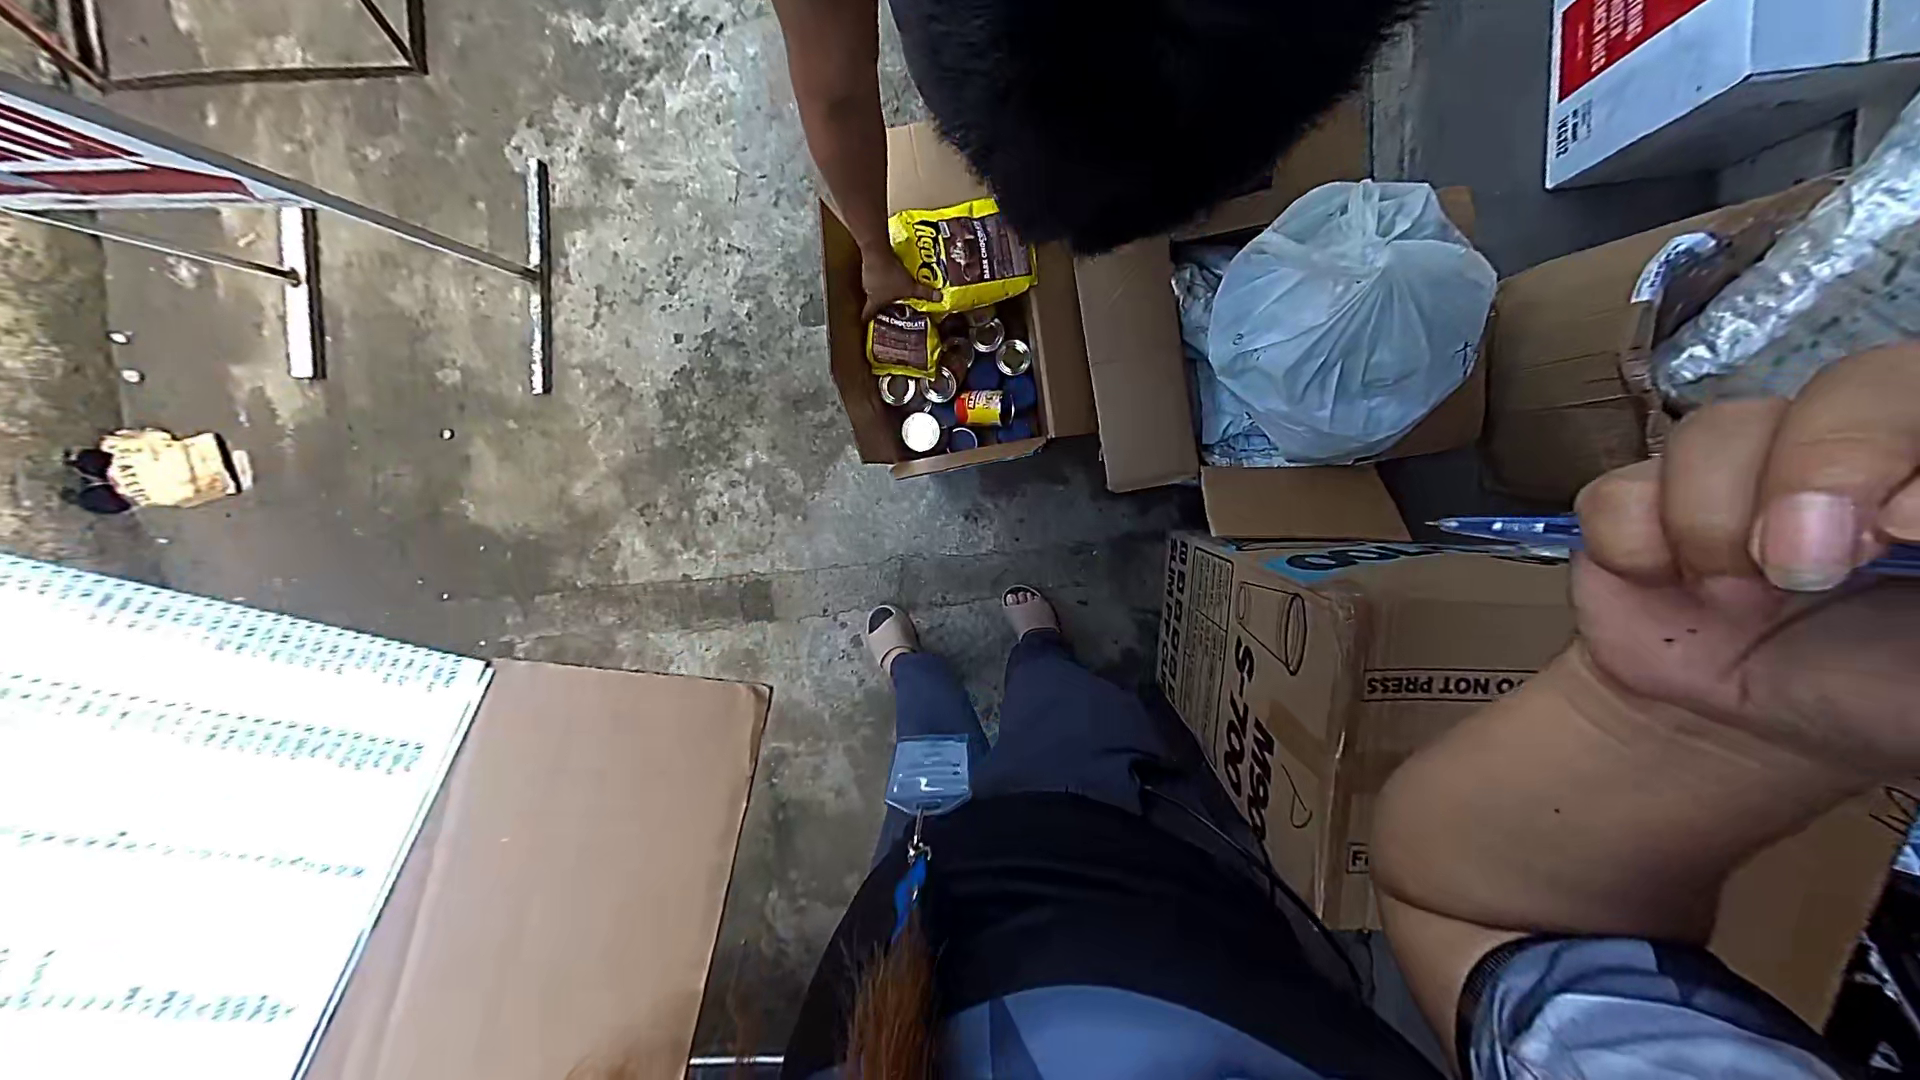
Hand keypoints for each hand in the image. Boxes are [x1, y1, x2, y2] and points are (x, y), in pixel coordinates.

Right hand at [859, 246, 938, 322]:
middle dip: (881, 302)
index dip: (868, 319)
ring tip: (893, 286)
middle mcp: (868, 291)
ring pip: (874, 286)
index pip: (867, 315)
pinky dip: (882, 273)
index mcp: (875, 301)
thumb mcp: (910, 287)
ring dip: (882, 286)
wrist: (877, 250)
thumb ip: (924, 293)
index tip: (869, 322)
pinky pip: (876, 272)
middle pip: (872, 300)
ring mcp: (866, 277)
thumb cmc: (891, 275)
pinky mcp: (868, 263)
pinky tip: (891, 271)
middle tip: (890, 303)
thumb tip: (939, 298)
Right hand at [1572, 346, 1919, 777]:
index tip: (1910, 533)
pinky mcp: (1628, 502)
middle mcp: (1849, 446)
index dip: (1908, 442)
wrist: (1740, 720)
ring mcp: (1727, 471)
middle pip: (1852, 382)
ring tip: (1737, 595)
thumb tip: (1908, 516)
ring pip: (1713, 432)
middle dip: (1823, 468)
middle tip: (1808, 566)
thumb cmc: (1881, 691)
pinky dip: (1633, 547)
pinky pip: (1615, 491)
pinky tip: (1665, 583)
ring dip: (1715, 526)